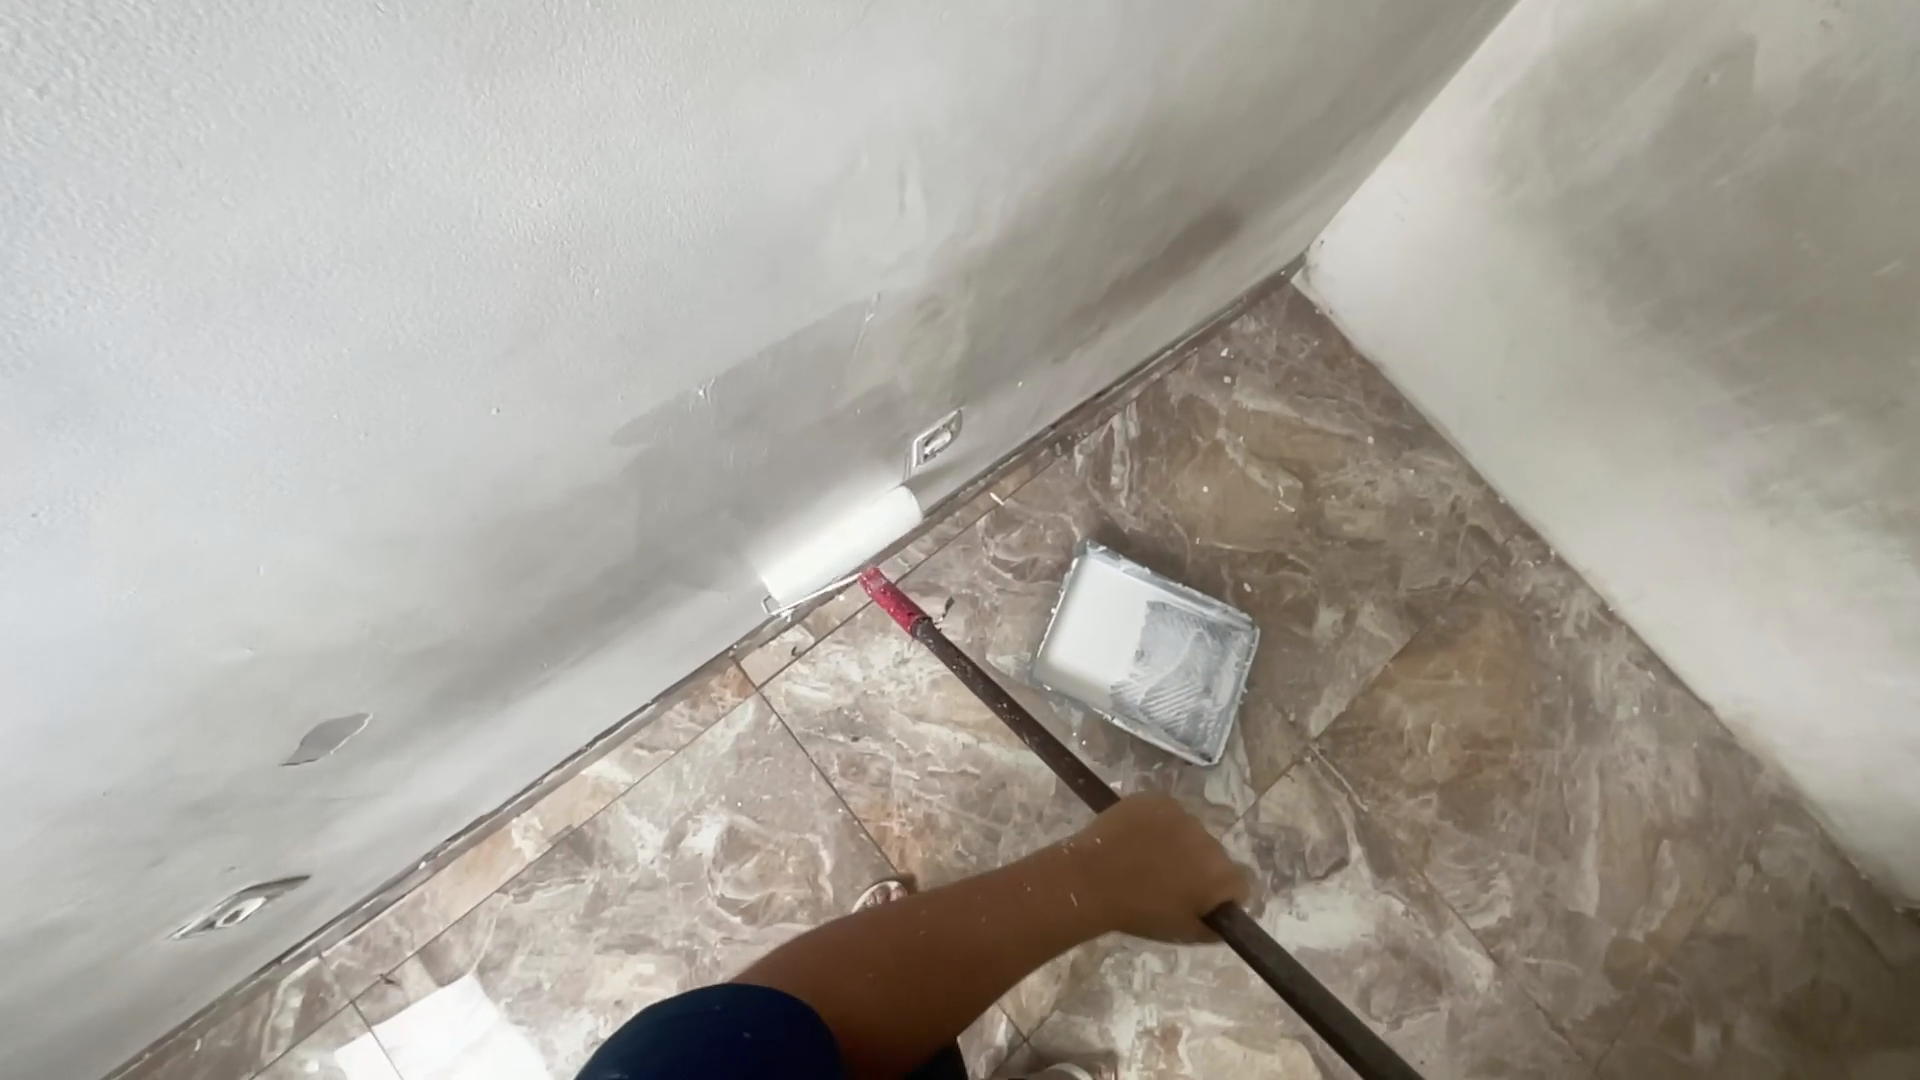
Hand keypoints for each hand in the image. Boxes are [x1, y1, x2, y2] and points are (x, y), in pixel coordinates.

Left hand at [1060, 793, 1250, 942]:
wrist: (1092, 879)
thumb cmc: (1139, 911)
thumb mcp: (1185, 932)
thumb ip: (1216, 925)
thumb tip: (1226, 913)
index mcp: (1220, 875)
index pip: (1238, 884)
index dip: (1221, 894)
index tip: (1198, 899)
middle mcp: (1208, 839)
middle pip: (1214, 854)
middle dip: (1198, 866)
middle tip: (1167, 878)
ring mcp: (1181, 814)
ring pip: (1190, 831)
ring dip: (1178, 842)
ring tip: (1147, 856)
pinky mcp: (1157, 798)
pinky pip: (1167, 812)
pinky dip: (1158, 822)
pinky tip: (1138, 836)